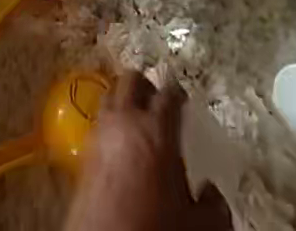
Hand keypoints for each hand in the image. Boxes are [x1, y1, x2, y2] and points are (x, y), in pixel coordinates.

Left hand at [63, 70, 229, 230]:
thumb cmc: (154, 230)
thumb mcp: (198, 224)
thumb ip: (213, 203)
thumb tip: (211, 193)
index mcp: (157, 130)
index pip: (169, 92)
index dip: (178, 92)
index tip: (183, 100)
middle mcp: (125, 123)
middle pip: (131, 80)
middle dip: (145, 85)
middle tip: (157, 101)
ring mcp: (100, 137)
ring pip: (109, 97)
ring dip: (123, 101)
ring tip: (136, 119)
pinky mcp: (83, 157)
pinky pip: (98, 124)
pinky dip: (109, 125)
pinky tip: (120, 147)